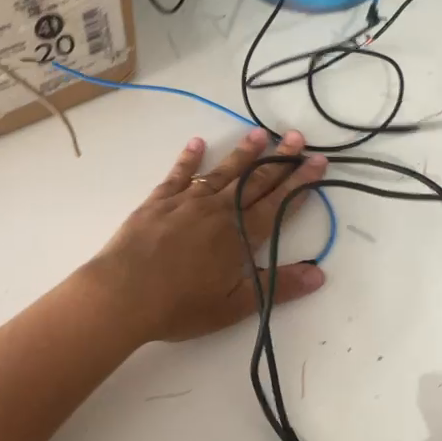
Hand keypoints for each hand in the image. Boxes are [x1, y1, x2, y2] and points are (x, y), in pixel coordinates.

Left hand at [80, 130, 328, 344]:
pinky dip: (189, 158)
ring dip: (242, 153)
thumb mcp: (235, 305)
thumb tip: (319, 274)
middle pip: (254, 180)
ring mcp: (186, 202)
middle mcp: (218, 210)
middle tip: (297, 137)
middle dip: (278, 160)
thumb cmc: (180, 306)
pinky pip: (178, 174)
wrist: (122, 295)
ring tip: (259, 134)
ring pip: (221, 171)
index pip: (278, 203)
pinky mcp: (157, 202)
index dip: (300, 183)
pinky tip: (197, 143)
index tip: (318, 161)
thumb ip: (277, 287)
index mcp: (240, 235)